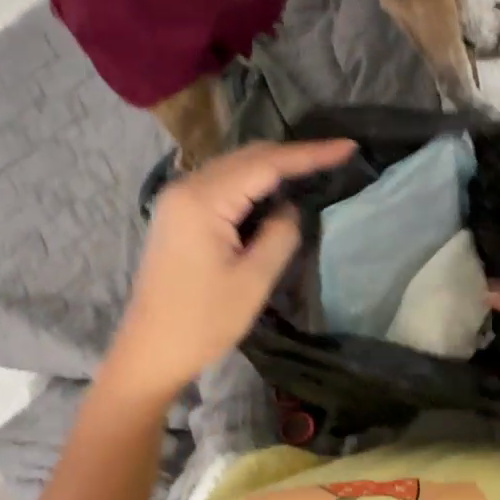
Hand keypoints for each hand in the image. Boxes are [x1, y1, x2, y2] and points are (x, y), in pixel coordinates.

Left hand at [106, 139, 354, 398]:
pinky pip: (220, 185)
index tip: (348, 148)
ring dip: (272, 167)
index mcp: (203, 200)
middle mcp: (185, 188)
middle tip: (335, 157)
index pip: (266, 164)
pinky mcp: (176, 216)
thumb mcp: (253, 280)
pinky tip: (274, 192)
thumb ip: (280, 235)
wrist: (150, 352)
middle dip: (292, 155)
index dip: (310, 154)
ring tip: (313, 170)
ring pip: (233, 168)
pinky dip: (250, 184)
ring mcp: (176, 200)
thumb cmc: (203, 322)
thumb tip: (290, 209)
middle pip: (247, 156)